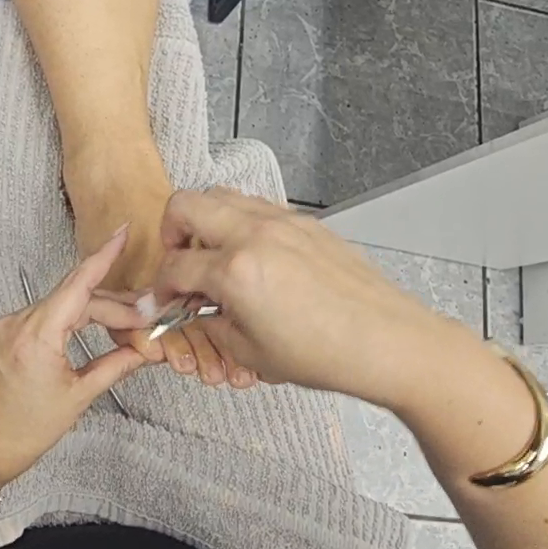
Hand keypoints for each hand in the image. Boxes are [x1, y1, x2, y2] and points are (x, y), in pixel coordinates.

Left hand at [0, 228, 151, 482]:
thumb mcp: (77, 398)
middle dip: (114, 306)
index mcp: (36, 335)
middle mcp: (17, 321)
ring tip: (125, 325)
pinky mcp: (2, 333)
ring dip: (93, 311)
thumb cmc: (21, 432)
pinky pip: (43, 316)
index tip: (122, 233)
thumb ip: (114, 366)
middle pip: (76, 298)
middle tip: (146, 319)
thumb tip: (144, 350)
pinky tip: (91, 328)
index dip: (104, 256)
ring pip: (60, 306)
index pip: (78, 285)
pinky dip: (70, 320)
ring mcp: (6, 325)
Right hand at [148, 190, 482, 407]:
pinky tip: (250, 255)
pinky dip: (239, 221)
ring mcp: (281, 222)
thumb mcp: (251, 353)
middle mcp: (254, 234)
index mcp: (236, 271)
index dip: (160, 287)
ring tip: (212, 254)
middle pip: (185, 205)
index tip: (163, 299)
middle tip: (179, 260)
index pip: (175, 266)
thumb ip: (211, 325)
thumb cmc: (326, 354)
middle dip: (171, 233)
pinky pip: (255, 205)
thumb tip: (195, 311)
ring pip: (220, 195)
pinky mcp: (304, 222)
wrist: (387, 342)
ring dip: (204, 220)